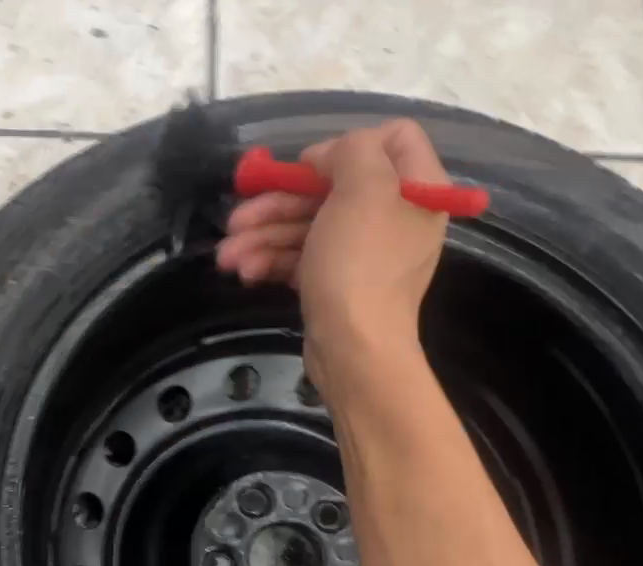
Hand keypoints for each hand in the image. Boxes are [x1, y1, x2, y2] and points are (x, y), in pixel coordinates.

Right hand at [216, 119, 450, 395]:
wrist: (354, 350)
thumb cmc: (360, 266)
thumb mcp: (363, 189)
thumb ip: (351, 151)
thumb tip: (326, 156)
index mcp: (415, 189)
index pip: (392, 139)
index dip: (342, 147)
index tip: (305, 170)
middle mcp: (392, 217)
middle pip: (331, 189)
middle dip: (277, 203)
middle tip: (235, 220)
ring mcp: (362, 255)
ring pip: (307, 227)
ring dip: (262, 237)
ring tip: (227, 257)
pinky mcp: (335, 285)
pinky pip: (301, 260)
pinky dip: (271, 262)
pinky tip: (244, 273)